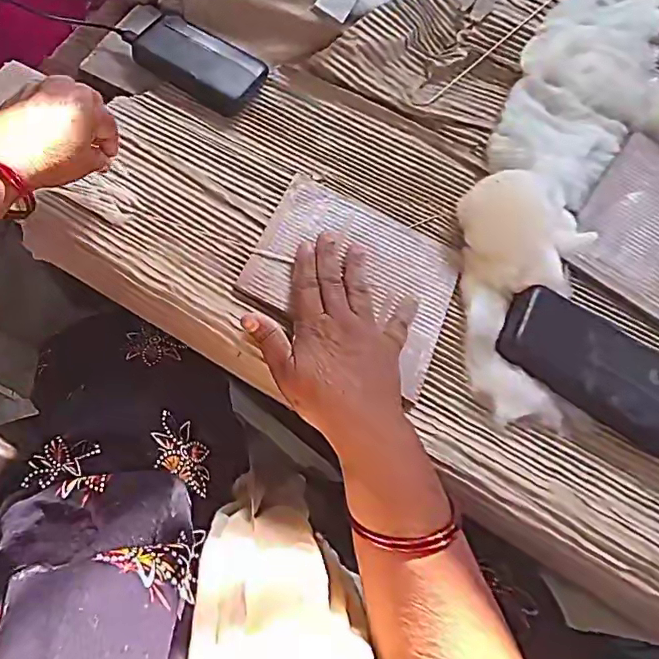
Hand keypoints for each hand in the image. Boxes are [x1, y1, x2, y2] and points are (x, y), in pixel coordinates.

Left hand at [0, 76, 117, 190]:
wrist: (2, 162)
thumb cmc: (39, 160)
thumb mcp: (84, 165)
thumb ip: (99, 158)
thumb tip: (99, 157)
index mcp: (87, 102)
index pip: (108, 124)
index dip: (110, 143)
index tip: (107, 153)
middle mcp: (65, 89)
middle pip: (89, 106)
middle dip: (91, 126)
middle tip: (89, 147)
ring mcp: (42, 88)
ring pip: (66, 99)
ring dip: (70, 116)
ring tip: (66, 140)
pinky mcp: (22, 94)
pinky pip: (44, 101)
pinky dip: (49, 114)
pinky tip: (46, 133)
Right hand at [241, 233, 419, 457]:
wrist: (363, 422)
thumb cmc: (321, 401)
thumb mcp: (285, 373)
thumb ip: (269, 342)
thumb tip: (249, 317)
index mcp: (314, 327)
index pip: (306, 288)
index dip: (304, 265)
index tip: (306, 245)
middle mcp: (340, 322)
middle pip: (332, 283)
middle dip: (329, 257)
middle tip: (330, 236)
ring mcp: (366, 332)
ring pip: (360, 293)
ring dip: (357, 270)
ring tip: (357, 250)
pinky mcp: (386, 347)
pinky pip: (396, 325)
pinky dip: (403, 311)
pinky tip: (409, 298)